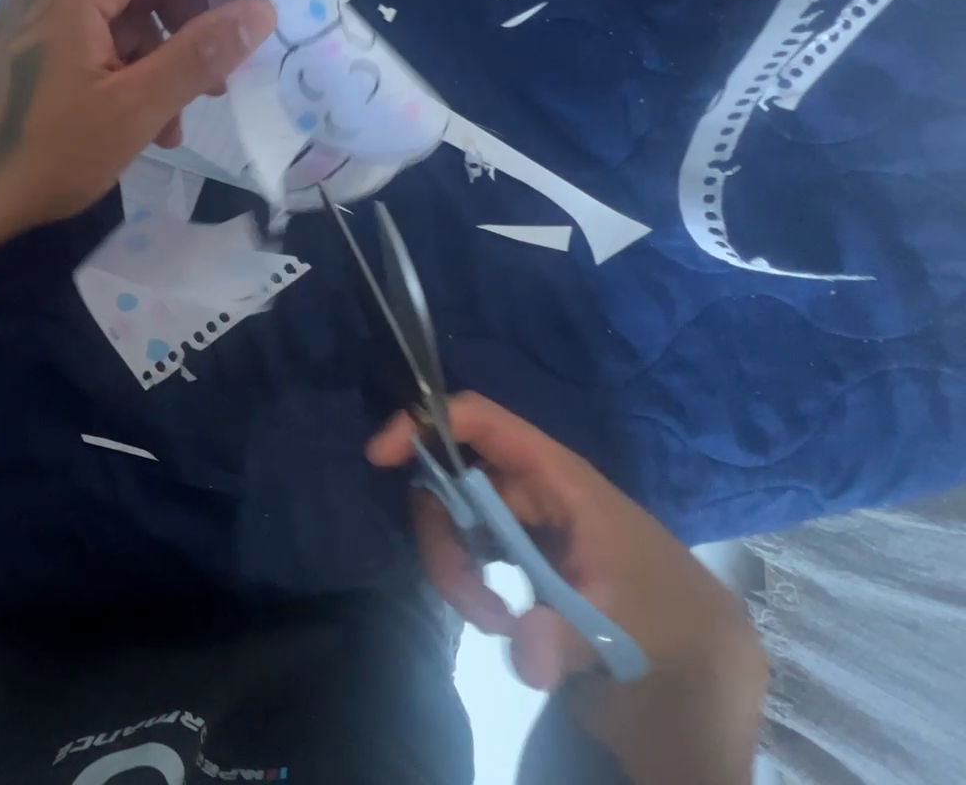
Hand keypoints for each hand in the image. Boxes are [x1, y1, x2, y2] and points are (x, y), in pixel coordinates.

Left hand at [0, 0, 275, 240]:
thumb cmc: (46, 156)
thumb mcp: (134, 109)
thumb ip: (200, 55)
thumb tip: (261, 10)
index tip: (254, 14)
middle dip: (194, 18)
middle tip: (224, 71)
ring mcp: (39, 8)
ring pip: (127, 9)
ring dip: (165, 54)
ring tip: (182, 116)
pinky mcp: (33, 39)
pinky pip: (97, 34)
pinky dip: (129, 68)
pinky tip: (147, 122)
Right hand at [367, 393, 757, 690]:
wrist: (697, 657)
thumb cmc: (666, 621)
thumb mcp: (625, 630)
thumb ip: (569, 638)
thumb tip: (523, 649)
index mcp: (559, 478)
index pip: (482, 421)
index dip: (425, 422)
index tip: (381, 455)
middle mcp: (532, 486)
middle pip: (453, 483)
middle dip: (442, 539)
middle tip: (469, 601)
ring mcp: (521, 515)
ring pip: (455, 520)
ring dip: (456, 569)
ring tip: (495, 623)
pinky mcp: (517, 544)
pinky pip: (467, 544)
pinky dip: (466, 577)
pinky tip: (499, 617)